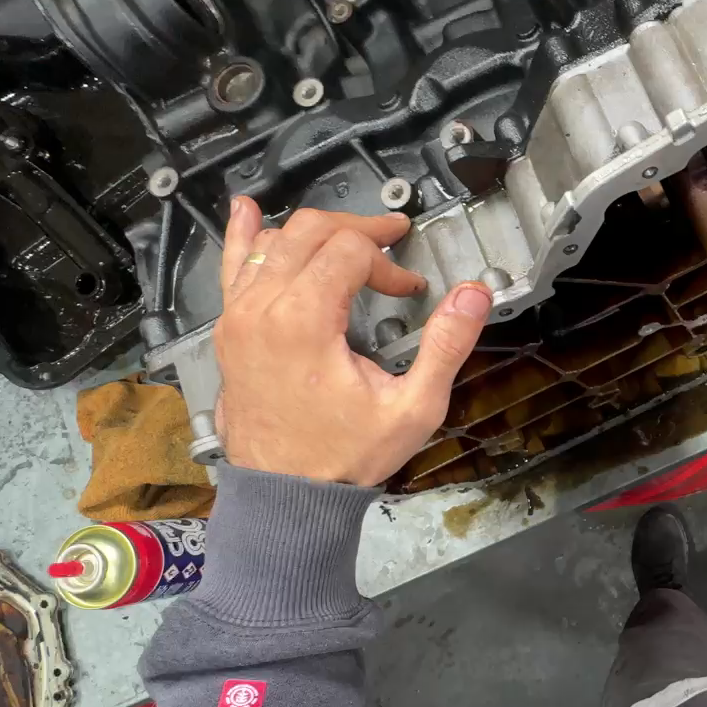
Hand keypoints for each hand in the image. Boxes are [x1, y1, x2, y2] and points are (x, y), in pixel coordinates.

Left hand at [214, 198, 493, 486]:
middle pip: (310, 231)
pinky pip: (233, 267)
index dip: (389, 264)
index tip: (411, 292)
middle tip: (395, 238)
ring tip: (354, 235)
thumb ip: (446, 345)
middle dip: (360, 229)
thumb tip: (475, 294)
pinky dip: (244, 235)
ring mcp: (238, 317)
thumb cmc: (349, 453)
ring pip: (274, 241)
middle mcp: (262, 309)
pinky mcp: (231, 330)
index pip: (350, 251)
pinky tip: (248, 212)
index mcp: (304, 321)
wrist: (287, 493)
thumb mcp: (415, 407)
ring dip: (319, 231)